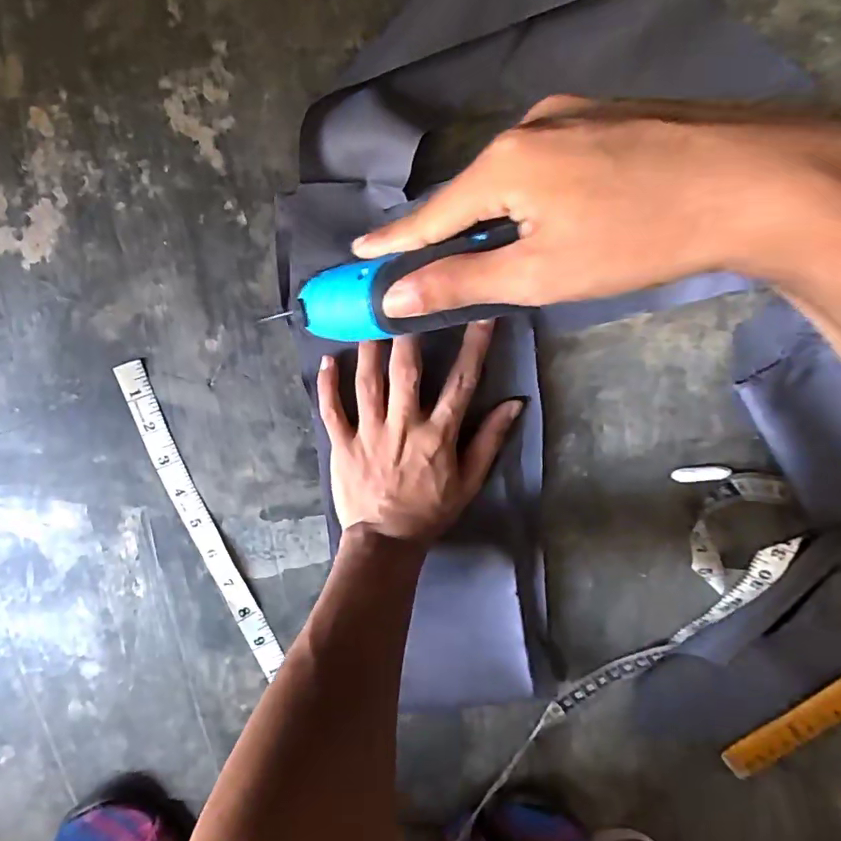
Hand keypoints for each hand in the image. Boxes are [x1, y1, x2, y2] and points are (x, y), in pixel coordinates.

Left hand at [317, 321, 524, 542]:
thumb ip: (489, 440)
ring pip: (367, 382)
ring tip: (367, 318)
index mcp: (439, 433)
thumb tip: (514, 402)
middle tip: (405, 299)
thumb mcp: (469, 480)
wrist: (386, 541)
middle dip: (408, 333)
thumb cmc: (431, 510)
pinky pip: (331, 409)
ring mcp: (369, 433)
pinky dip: (327, 384)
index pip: (461, 382)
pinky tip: (326, 359)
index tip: (480, 312)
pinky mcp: (342, 443)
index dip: (473, 345)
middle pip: (406, 371)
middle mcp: (404, 425)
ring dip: (368, 348)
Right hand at [350, 95, 840, 316]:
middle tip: (431, 262)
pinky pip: (548, 157)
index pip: (431, 214)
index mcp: (504, 164)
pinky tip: (556, 212)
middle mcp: (530, 126)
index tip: (359, 254)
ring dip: (495, 212)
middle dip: (449, 229)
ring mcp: (574, 113)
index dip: (393, 241)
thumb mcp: (542, 273)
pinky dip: (533, 191)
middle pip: (470, 190)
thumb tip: (397, 294)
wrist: (768, 180)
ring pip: (511, 173)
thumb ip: (463, 281)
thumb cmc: (641, 237)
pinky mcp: (611, 113)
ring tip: (502, 247)